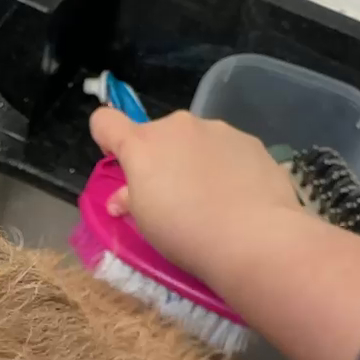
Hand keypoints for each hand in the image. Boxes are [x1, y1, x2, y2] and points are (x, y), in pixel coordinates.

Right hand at [88, 108, 300, 277]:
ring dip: (194, 160)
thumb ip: (129, 200)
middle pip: (156, 134)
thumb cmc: (184, 233)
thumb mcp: (145, 223)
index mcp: (142, 144)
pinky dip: (225, 167)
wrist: (253, 237)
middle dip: (159, 158)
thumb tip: (121, 199)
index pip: (105, 122)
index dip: (108, 140)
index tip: (122, 165)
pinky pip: (226, 149)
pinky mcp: (250, 141)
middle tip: (173, 196)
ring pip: (194, 140)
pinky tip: (238, 197)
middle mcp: (178, 126)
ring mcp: (218, 129)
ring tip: (212, 199)